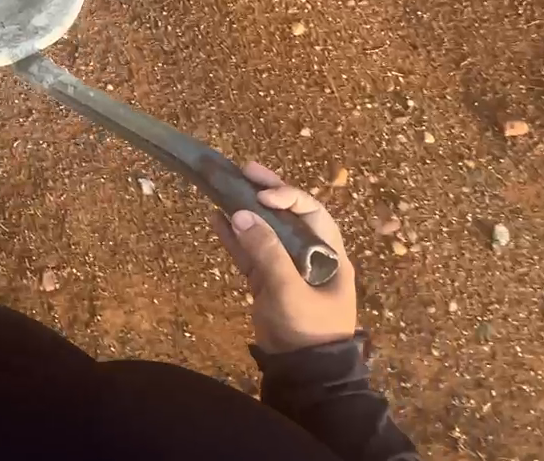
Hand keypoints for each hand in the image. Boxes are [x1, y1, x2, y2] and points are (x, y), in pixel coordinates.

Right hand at [210, 161, 357, 353]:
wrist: (304, 373)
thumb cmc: (308, 329)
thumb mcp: (290, 290)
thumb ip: (267, 252)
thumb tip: (239, 213)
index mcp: (329, 256)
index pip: (312, 213)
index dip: (289, 197)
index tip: (263, 196)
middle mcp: (309, 255)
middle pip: (288, 214)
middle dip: (267, 191)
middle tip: (245, 169)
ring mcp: (285, 266)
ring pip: (264, 228)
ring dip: (245, 207)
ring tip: (224, 185)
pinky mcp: (264, 278)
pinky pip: (246, 249)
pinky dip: (231, 233)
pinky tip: (214, 217)